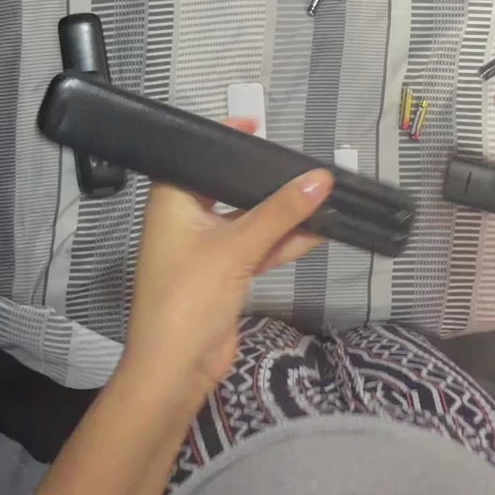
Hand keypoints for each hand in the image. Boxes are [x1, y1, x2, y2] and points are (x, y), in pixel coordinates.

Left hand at [120, 121, 330, 405]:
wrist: (176, 370)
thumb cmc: (190, 296)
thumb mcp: (237, 248)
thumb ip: (281, 213)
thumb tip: (322, 179)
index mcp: (171, 200)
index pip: (197, 157)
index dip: (226, 140)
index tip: (258, 124)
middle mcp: (185, 218)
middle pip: (229, 188)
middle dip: (264, 181)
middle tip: (300, 161)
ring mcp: (206, 248)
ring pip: (248, 220)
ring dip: (281, 214)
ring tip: (322, 195)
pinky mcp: (224, 274)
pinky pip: (256, 247)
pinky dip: (281, 242)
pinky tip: (317, 231)